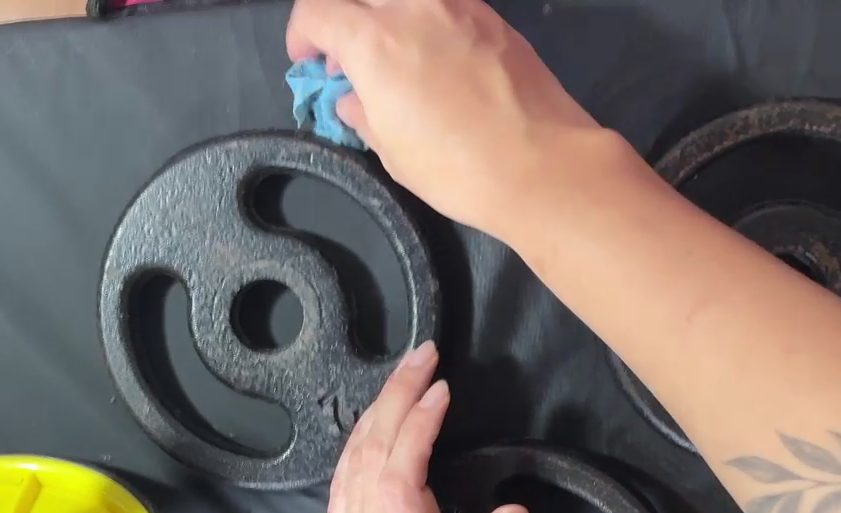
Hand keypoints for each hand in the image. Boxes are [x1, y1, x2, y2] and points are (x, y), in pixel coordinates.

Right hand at [286, 0, 609, 233]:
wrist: (538, 164)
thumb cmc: (457, 169)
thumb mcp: (393, 153)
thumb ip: (363, 114)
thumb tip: (352, 99)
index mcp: (376, 42)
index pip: (317, 11)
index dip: (302, 36)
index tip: (306, 62)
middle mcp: (413, 6)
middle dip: (342, 21)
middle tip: (346, 61)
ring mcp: (456, 4)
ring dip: (384, 18)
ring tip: (391, 60)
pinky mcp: (490, 15)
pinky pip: (441, 5)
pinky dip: (422, 21)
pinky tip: (432, 61)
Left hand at [314, 342, 529, 512]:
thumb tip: (513, 509)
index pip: (406, 461)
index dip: (420, 417)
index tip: (440, 386)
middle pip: (374, 445)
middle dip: (396, 392)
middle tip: (420, 355)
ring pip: (352, 458)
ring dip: (374, 411)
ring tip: (398, 379)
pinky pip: (339, 481)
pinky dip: (355, 445)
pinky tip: (366, 430)